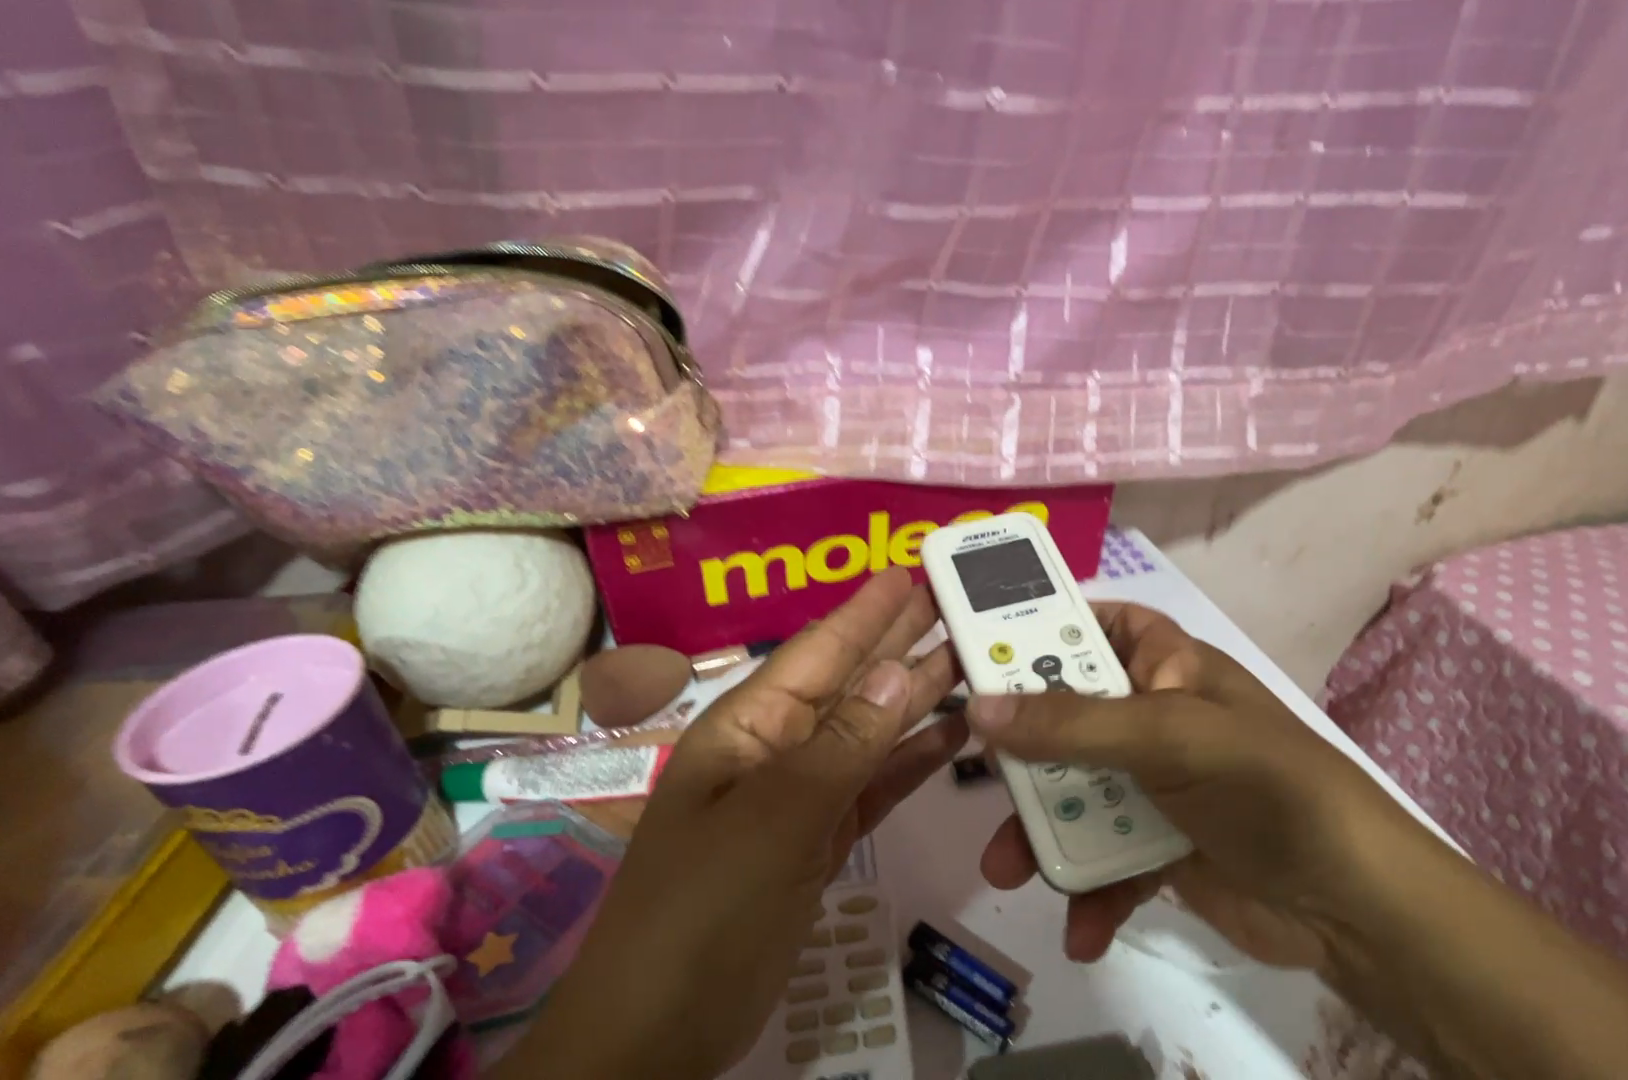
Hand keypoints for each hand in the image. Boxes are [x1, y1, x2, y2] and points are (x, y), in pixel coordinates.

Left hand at [511, 569, 965, 1079]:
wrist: (658, 1028)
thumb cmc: (703, 909)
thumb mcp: (774, 819)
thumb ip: (841, 746)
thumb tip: (898, 670)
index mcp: (747, 727)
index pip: (817, 652)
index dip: (866, 611)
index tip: (912, 571)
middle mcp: (775, 751)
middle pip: (848, 685)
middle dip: (898, 642)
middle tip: (956, 602)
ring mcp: (799, 800)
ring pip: (867, 736)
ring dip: (915, 700)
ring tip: (969, 661)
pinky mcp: (819, 844)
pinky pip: (872, 790)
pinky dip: (909, 766)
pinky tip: (951, 742)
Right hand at [971, 603, 1423, 970]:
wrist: (1354, 905)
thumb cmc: (1264, 787)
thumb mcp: (1168, 737)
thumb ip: (1072, 724)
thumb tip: (977, 707)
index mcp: (1168, 666)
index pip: (1096, 624)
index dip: (1041, 627)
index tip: (979, 647)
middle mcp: (1155, 716)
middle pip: (1065, 715)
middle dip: (1021, 751)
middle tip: (973, 768)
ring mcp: (1156, 783)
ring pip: (1074, 792)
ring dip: (1042, 834)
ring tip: (1008, 870)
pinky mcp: (1159, 846)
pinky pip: (1104, 858)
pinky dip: (1090, 891)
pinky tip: (1082, 929)